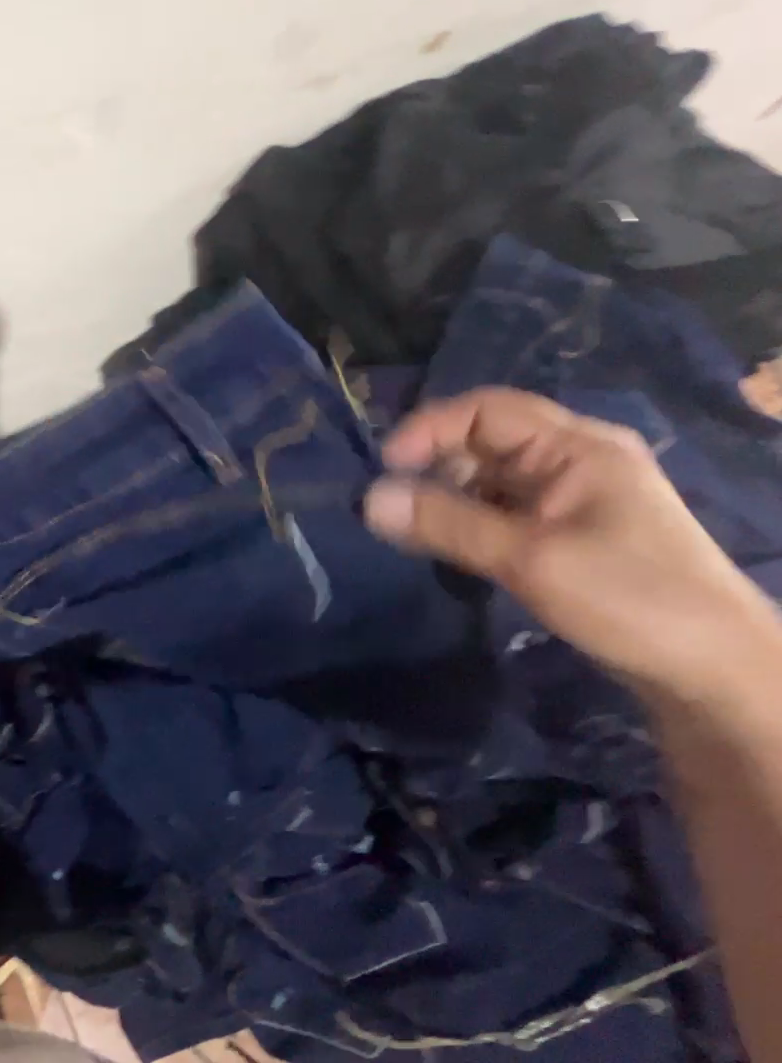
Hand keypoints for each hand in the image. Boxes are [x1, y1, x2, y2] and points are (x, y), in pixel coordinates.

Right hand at [363, 387, 780, 697]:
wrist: (712, 668)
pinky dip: (461, 518)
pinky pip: (496, 508)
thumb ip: (446, 524)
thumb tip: (367, 498)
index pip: (485, 410)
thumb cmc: (630, 599)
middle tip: (389, 503)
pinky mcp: (561, 531)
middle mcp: (573, 460)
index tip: (385, 470)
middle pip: (482, 439)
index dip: (427, 430)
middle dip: (429, 464)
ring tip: (408, 528)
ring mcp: (569, 497)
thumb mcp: (528, 558)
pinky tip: (442, 545)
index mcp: (577, 449)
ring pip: (485, 476)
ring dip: (442, 494)